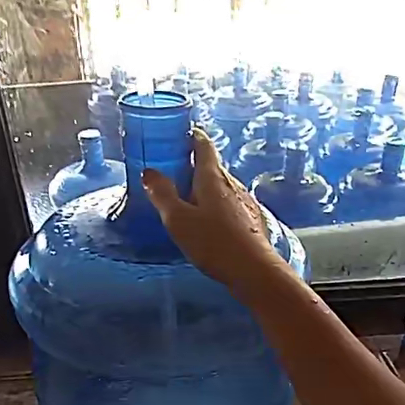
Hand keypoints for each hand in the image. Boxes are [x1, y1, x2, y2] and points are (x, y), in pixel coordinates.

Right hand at [141, 128, 290, 294]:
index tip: (184, 133)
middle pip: (213, 168)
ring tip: (190, 199)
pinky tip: (211, 223)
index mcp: (212, 179)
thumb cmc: (214, 244)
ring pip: (223, 188)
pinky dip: (218, 207)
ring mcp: (246, 203)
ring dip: (207, 189)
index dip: (193, 137)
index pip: (203, 147)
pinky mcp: (252, 222)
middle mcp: (233, 185)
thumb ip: (162, 194)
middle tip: (176, 172)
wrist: (254, 271)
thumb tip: (150, 172)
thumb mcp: (178, 220)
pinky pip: (231, 206)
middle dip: (195, 167)